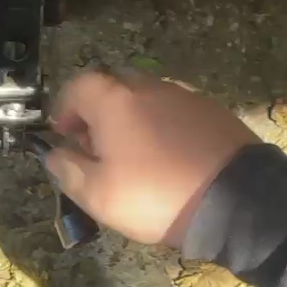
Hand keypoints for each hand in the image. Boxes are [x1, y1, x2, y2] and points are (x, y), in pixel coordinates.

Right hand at [41, 69, 259, 246]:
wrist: (233, 200)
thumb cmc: (153, 195)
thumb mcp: (97, 194)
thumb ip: (67, 170)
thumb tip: (54, 154)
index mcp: (115, 101)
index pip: (78, 85)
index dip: (64, 108)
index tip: (62, 135)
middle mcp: (149, 87)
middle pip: (113, 86)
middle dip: (97, 112)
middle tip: (95, 147)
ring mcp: (185, 96)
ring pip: (146, 98)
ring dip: (131, 119)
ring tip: (132, 156)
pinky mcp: (213, 111)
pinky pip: (175, 111)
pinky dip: (161, 126)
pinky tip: (167, 157)